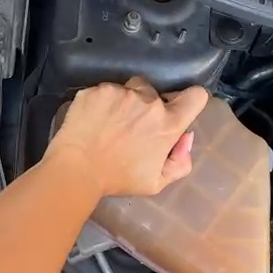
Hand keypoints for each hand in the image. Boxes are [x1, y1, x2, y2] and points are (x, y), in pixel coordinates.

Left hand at [44, 77, 208, 197]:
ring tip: (110, 123)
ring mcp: (120, 92)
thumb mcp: (157, 182)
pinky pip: (105, 91)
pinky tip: (93, 120)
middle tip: (131, 127)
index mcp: (167, 123)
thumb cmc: (118, 179)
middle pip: (155, 93)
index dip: (189, 101)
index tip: (177, 109)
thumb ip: (180, 161)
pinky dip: (101, 103)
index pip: (196, 96)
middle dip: (148, 106)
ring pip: (129, 89)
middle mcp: (148, 101)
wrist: (76, 170)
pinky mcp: (97, 90)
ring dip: (124, 102)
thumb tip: (185, 137)